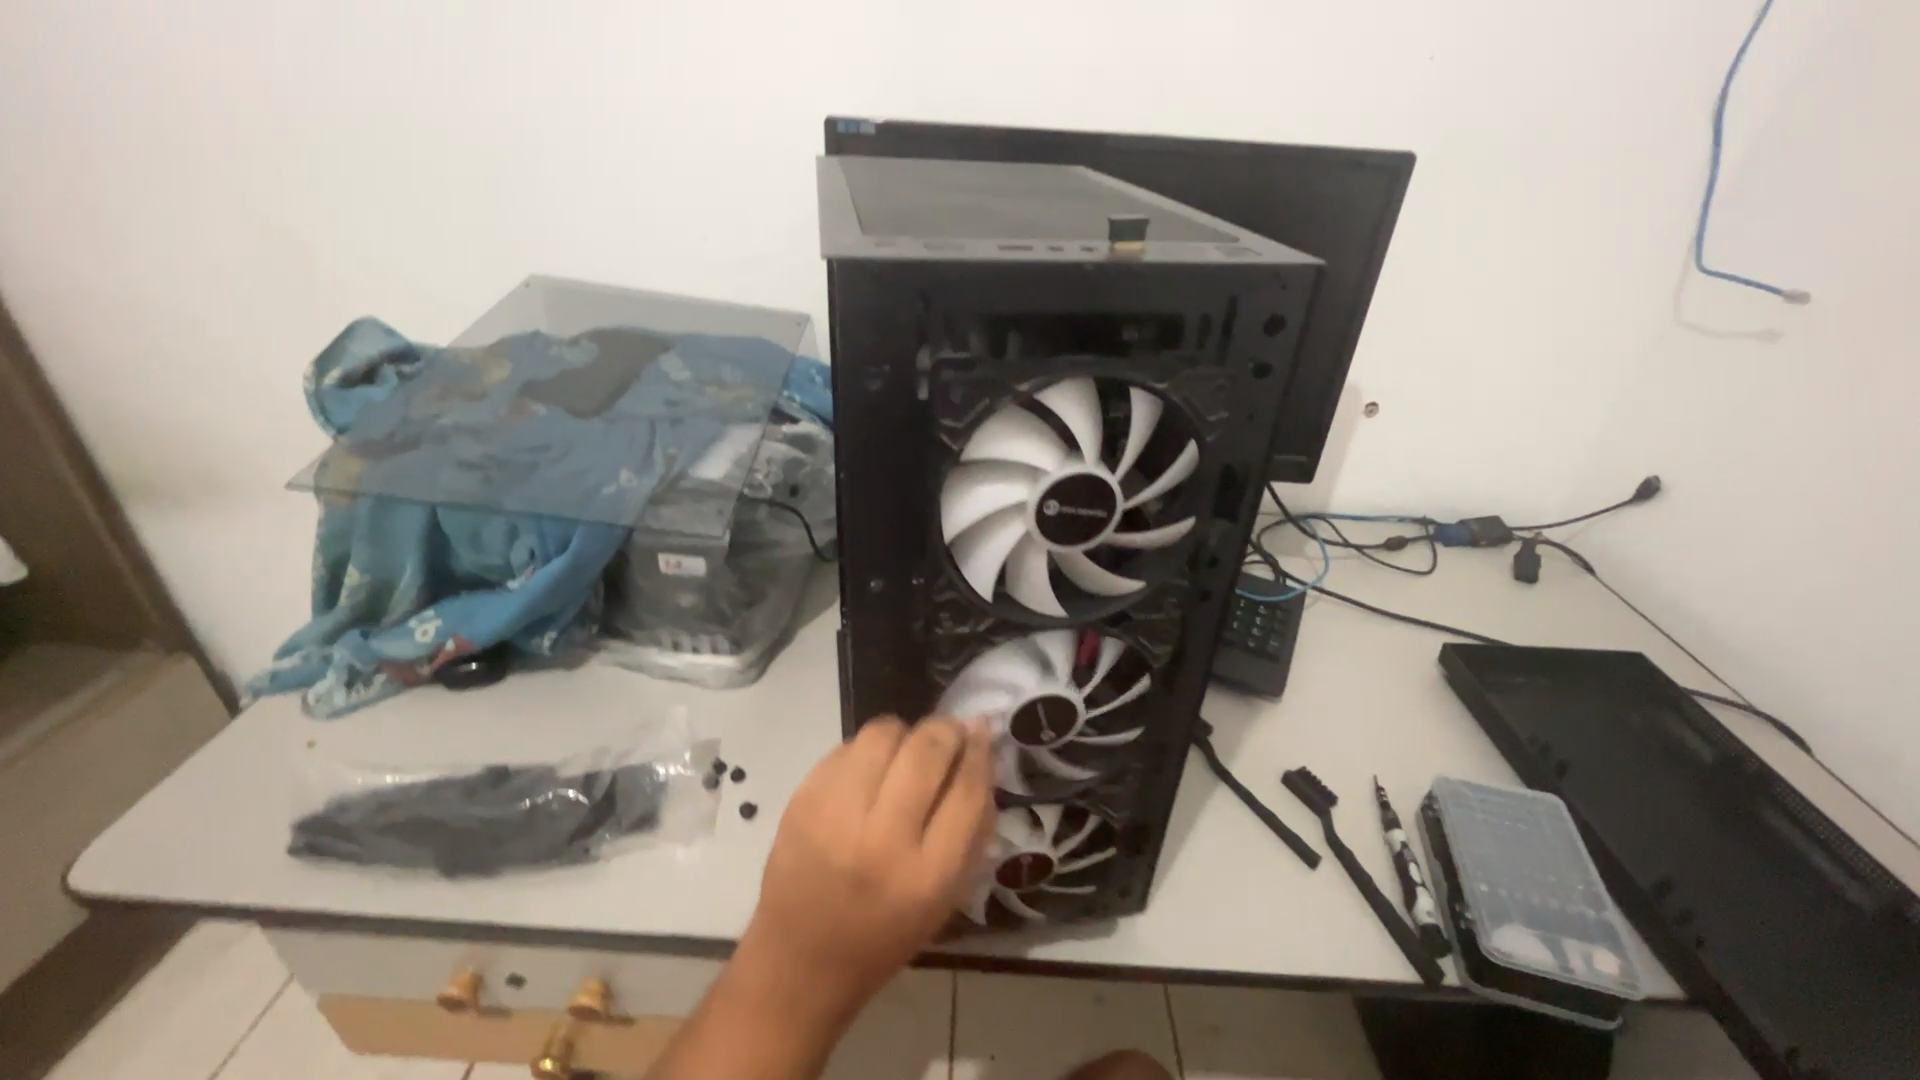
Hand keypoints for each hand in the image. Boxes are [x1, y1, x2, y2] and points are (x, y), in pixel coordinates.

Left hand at [735, 716, 993, 1017]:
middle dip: (946, 731)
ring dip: (905, 734)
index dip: (980, 752)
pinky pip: (846, 748)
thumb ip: (972, 829)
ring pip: (883, 735)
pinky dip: (866, 751)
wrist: (800, 960)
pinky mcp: (802, 800)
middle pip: (927, 751)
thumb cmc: (886, 935)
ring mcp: (835, 815)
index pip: (967, 790)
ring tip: (906, 752)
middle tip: (950, 734)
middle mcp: (882, 840)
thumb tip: (983, 754)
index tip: (982, 734)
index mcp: (928, 875)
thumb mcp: (946, 898)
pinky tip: (869, 771)